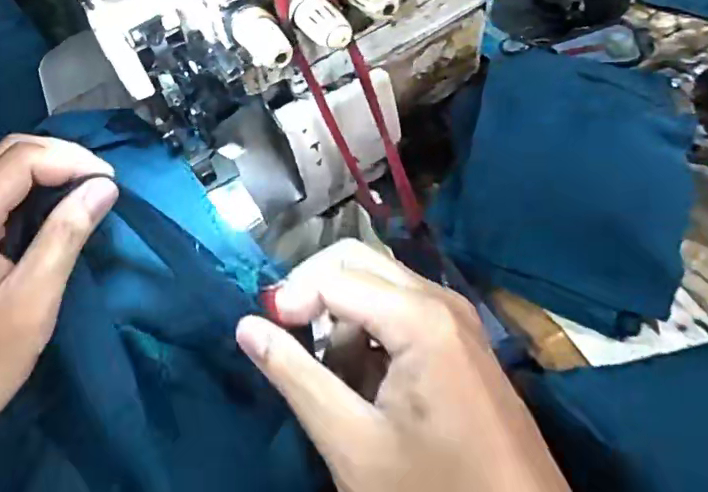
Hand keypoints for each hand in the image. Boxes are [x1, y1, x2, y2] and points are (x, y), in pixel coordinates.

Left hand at [0, 135, 117, 491]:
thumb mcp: (30, 305)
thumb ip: (65, 236)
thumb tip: (103, 186)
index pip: (19, 158)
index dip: (70, 159)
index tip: (111, 182)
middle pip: (5, 155)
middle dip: (58, 159)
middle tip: (100, 183)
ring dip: (42, 172)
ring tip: (83, 192)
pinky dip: (23, 193)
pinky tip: (48, 211)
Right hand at [236, 240, 569, 491]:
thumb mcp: (354, 444)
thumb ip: (294, 376)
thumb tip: (245, 325)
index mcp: (420, 317)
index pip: (332, 277)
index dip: (291, 298)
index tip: (266, 334)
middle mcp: (440, 300)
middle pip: (355, 262)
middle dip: (314, 292)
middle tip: (288, 338)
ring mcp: (457, 319)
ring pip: (375, 282)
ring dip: (340, 313)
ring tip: (330, 374)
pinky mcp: (462, 342)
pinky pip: (400, 307)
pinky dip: (368, 328)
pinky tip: (364, 380)